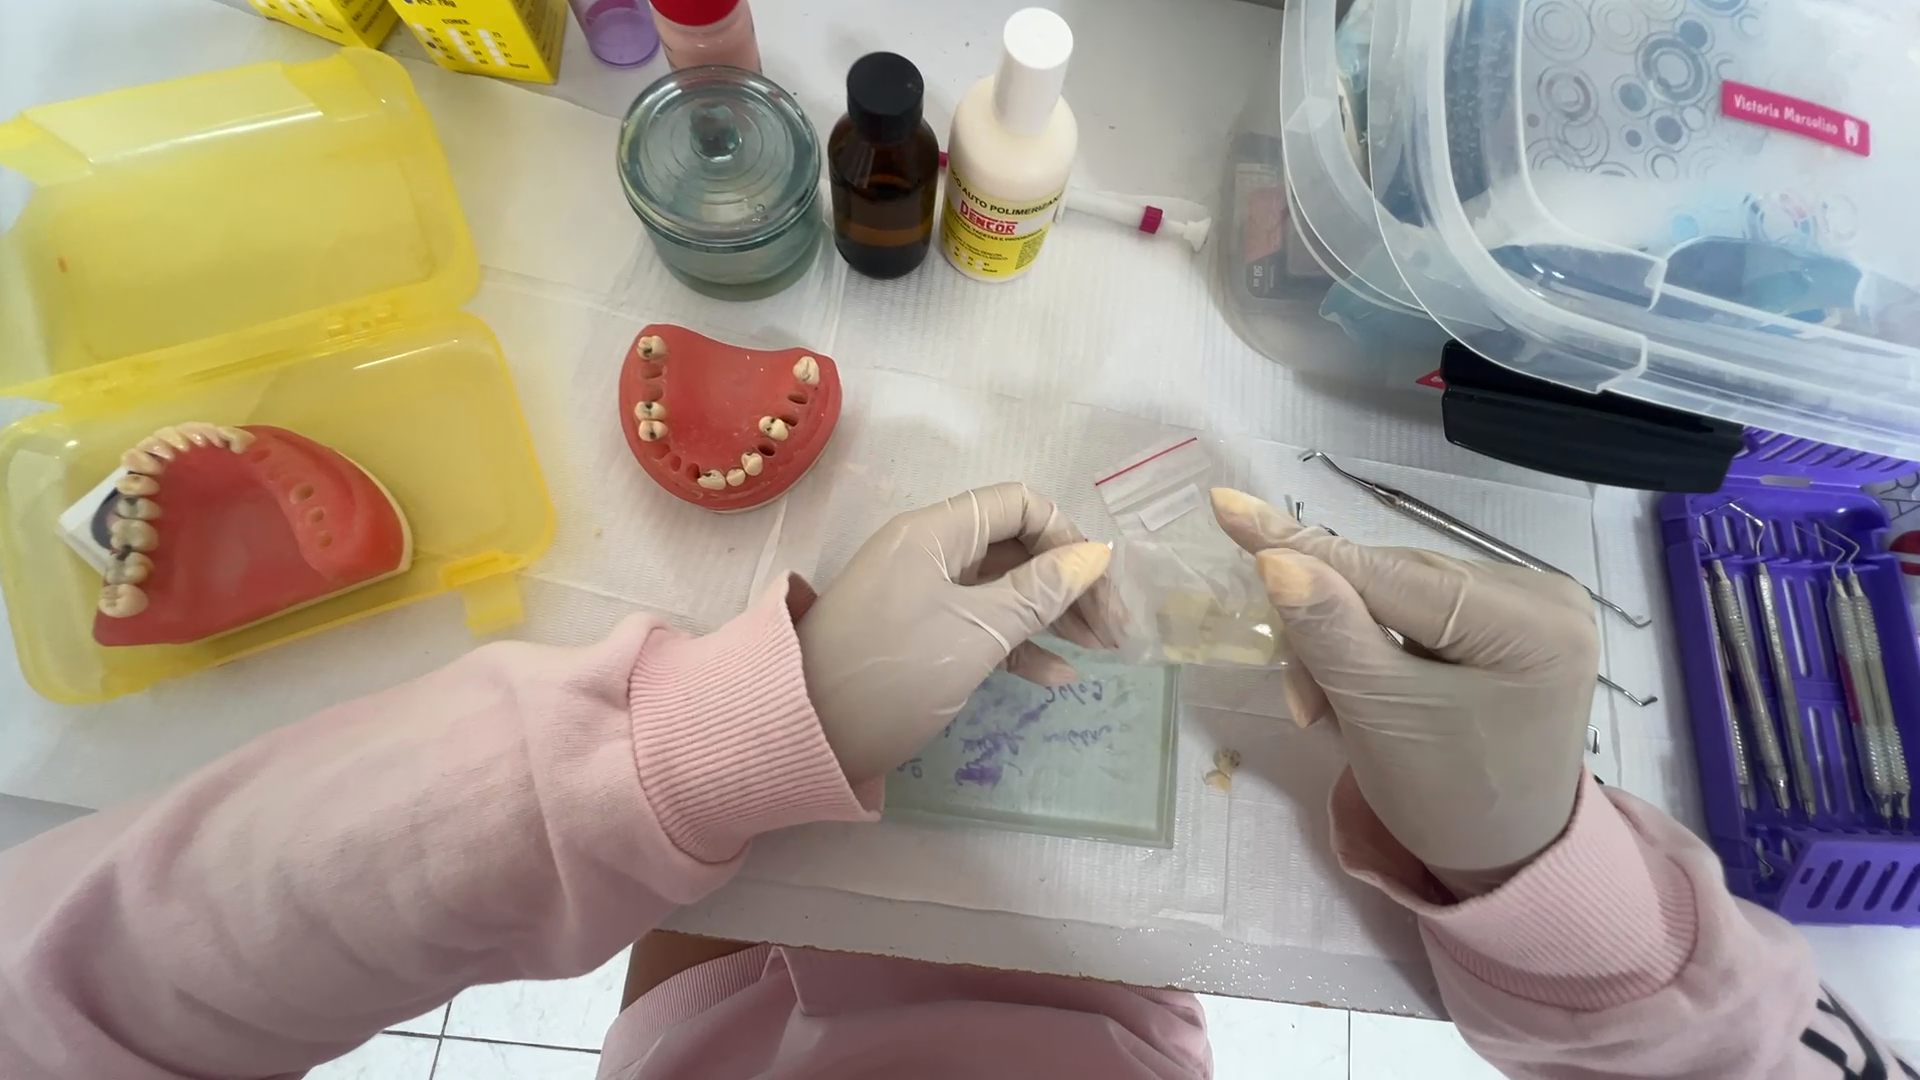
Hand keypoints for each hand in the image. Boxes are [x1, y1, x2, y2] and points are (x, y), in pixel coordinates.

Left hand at [795, 483, 1120, 782]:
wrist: (800, 735)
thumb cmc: (892, 674)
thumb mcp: (974, 632)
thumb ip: (1038, 592)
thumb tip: (1094, 556)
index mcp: (936, 532)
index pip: (1018, 505)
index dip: (1066, 537)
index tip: (1098, 586)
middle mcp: (931, 551)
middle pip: (1016, 546)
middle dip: (1068, 581)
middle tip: (1112, 630)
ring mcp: (924, 593)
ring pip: (1003, 587)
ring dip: (1051, 614)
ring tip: (1099, 650)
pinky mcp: (921, 633)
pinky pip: (980, 623)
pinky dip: (1018, 643)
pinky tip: (1056, 677)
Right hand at [1210, 488, 1597, 896]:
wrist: (1502, 855)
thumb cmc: (1443, 798)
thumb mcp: (1376, 714)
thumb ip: (1327, 631)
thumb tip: (1275, 560)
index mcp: (1527, 622)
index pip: (1382, 571)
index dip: (1295, 545)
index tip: (1224, 507)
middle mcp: (1537, 594)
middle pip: (1385, 578)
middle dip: (1326, 628)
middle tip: (1303, 699)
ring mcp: (1525, 604)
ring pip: (1388, 591)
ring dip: (1341, 640)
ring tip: (1328, 703)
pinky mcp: (1504, 620)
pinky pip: (1408, 607)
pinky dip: (1367, 642)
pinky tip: (1361, 683)